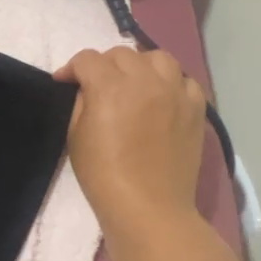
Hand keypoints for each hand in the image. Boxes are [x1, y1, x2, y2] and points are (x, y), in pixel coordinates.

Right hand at [55, 47, 207, 233]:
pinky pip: (185, 80)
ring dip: (140, 65)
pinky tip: (160, 98)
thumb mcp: (75, 134)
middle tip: (96, 86)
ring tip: (133, 84)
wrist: (147, 206)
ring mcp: (176, 93)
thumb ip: (82, 102)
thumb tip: (88, 88)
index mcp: (110, 87)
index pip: (87, 59)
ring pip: (158, 58)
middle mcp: (146, 81)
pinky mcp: (196, 108)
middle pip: (122, 54)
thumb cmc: (102, 173)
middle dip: (103, 65)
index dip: (71, 69)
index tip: (65, 83)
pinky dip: (170, 82)